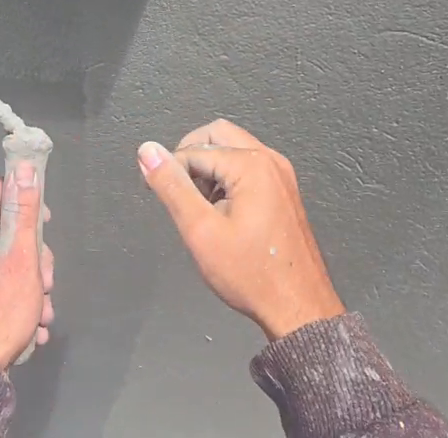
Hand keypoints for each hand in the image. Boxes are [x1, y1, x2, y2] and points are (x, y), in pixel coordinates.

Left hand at [0, 161, 54, 369]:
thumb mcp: (22, 258)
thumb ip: (24, 212)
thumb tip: (24, 167)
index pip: (1, 188)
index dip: (26, 199)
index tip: (46, 223)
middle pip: (9, 229)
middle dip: (36, 255)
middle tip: (45, 282)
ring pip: (9, 260)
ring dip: (32, 283)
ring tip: (40, 313)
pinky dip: (18, 299)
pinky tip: (31, 325)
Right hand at [137, 119, 345, 339]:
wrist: (299, 311)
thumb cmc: (251, 275)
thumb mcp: (200, 230)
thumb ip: (171, 186)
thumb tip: (147, 150)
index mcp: (252, 164)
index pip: (193, 150)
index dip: (169, 171)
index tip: (155, 193)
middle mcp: (270, 161)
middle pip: (216, 135)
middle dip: (190, 158)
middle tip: (178, 191)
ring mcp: (281, 175)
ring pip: (232, 149)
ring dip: (208, 168)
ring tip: (200, 207)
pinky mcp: (284, 191)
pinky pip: (247, 166)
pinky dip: (227, 178)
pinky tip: (220, 213)